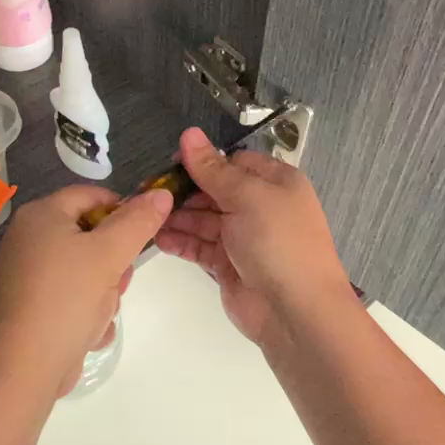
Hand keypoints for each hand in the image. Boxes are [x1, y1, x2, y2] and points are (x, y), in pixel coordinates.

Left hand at [0, 185, 172, 399]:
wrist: (25, 366)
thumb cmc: (67, 298)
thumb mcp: (110, 254)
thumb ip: (139, 221)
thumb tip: (162, 193)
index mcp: (41, 215)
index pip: (92, 195)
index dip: (122, 211)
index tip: (141, 238)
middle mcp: (28, 238)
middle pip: (90, 235)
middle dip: (113, 262)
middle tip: (119, 283)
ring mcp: (26, 274)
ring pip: (85, 270)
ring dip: (104, 292)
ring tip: (102, 312)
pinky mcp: (30, 305)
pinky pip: (70, 296)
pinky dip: (85, 311)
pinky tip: (89, 331)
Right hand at [154, 128, 355, 345]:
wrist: (296, 311)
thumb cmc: (278, 242)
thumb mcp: (247, 197)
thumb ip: (213, 169)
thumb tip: (189, 133)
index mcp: (276, 183)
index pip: (235, 162)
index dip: (204, 161)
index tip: (171, 164)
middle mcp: (261, 207)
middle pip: (215, 191)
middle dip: (185, 191)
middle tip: (149, 193)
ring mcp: (244, 238)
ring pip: (204, 220)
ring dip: (177, 217)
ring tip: (147, 216)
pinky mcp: (229, 266)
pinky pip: (200, 247)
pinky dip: (181, 241)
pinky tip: (158, 238)